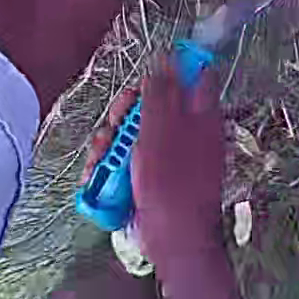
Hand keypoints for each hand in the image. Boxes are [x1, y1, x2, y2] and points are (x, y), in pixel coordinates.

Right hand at [82, 60, 224, 265]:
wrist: (176, 242)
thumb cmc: (171, 183)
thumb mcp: (162, 132)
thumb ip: (161, 94)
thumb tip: (164, 56)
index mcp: (200, 114)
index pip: (187, 75)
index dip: (164, 71)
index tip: (140, 85)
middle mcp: (188, 130)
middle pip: (152, 104)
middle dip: (124, 114)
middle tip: (113, 128)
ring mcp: (171, 154)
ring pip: (135, 132)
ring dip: (111, 143)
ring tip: (100, 160)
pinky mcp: (154, 176)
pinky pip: (131, 159)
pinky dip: (113, 164)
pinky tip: (98, 175)